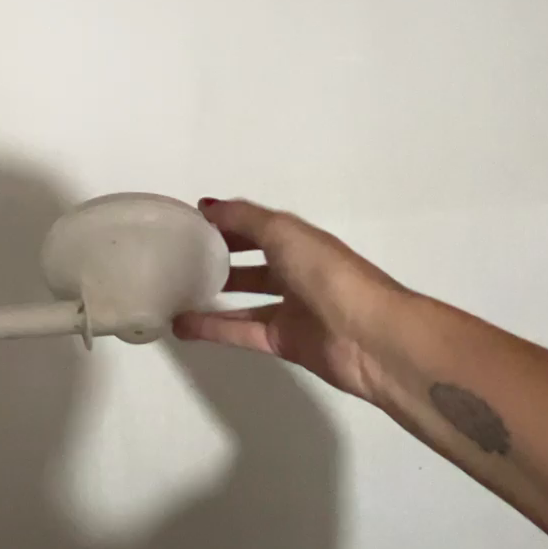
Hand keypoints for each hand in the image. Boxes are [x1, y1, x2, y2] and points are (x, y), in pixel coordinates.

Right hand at [173, 198, 410, 400]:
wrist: (373, 338)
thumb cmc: (328, 274)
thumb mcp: (283, 232)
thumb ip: (242, 218)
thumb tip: (206, 206)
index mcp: (300, 241)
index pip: (257, 227)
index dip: (227, 222)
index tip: (191, 222)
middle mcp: (296, 272)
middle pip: (252, 261)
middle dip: (221, 258)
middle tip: (180, 257)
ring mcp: (291, 309)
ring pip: (244, 300)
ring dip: (212, 296)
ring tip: (174, 293)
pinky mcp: (285, 342)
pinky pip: (241, 331)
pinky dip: (212, 329)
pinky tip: (182, 326)